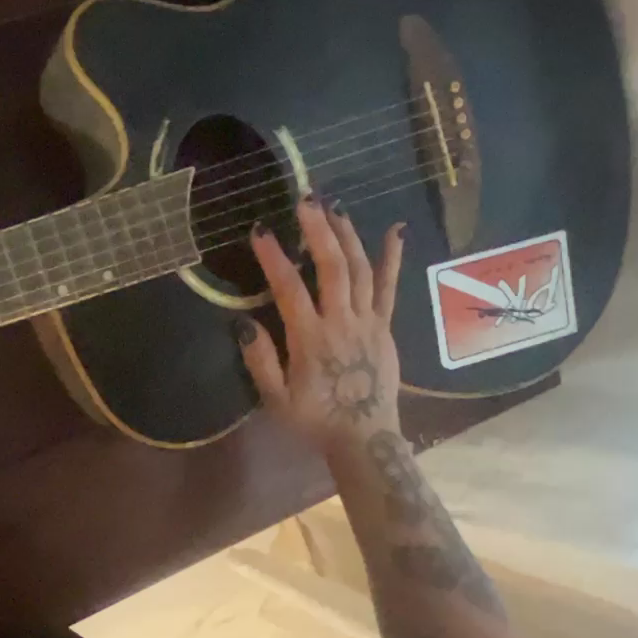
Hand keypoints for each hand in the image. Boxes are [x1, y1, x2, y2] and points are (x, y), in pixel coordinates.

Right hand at [237, 194, 406, 452]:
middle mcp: (342, 323)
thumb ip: (261, 361)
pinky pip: (389, 288)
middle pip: (332, 267)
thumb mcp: (276, 400)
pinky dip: (392, 258)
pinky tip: (393, 231)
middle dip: (318, 230)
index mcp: (311, 340)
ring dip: (347, 235)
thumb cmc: (314, 420)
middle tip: (305, 199)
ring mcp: (368, 322)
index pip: (290, 289)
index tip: (259, 231)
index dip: (274, 258)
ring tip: (333, 208)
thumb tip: (243, 324)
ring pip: (361, 269)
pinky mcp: (385, 327)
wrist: (364, 438)